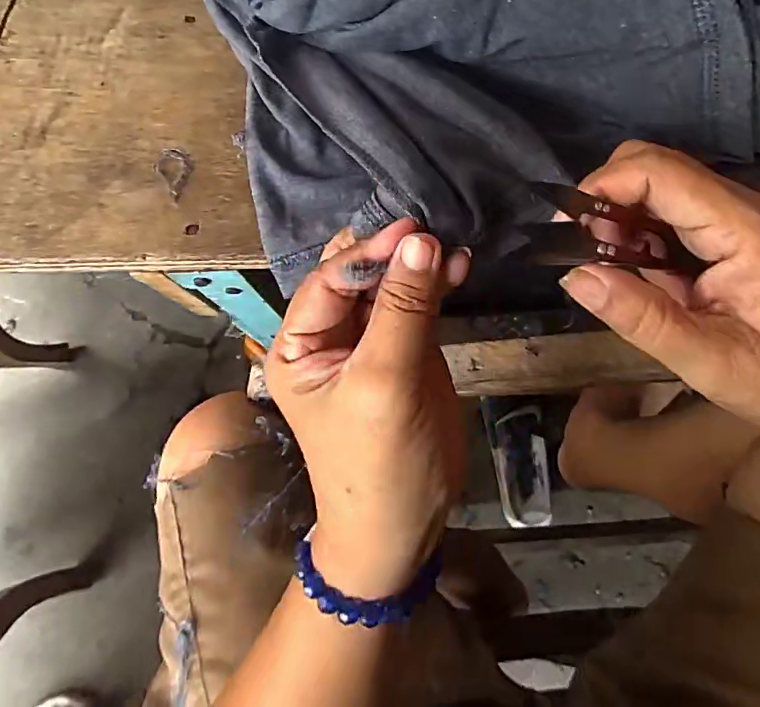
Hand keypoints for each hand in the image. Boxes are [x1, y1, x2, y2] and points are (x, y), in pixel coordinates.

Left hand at [268, 219, 470, 597]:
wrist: (404, 529)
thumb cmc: (376, 463)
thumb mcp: (384, 384)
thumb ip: (403, 310)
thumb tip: (422, 242)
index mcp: (299, 343)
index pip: (330, 281)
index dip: (368, 253)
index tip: (411, 230)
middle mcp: (330, 335)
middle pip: (360, 276)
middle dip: (393, 253)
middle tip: (432, 230)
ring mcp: (370, 341)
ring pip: (392, 286)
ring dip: (420, 266)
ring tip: (453, 249)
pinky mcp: (406, 349)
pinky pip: (419, 306)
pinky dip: (438, 285)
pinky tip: (460, 267)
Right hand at [556, 141, 759, 446]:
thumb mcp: (712, 365)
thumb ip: (643, 319)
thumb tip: (574, 277)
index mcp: (745, 230)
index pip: (660, 172)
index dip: (604, 185)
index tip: (567, 227)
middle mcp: (741, 208)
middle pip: (655, 163)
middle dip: (606, 193)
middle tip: (582, 246)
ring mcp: (736, 216)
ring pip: (658, 180)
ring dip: (618, 210)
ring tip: (601, 259)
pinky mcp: (728, 231)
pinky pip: (668, 206)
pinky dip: (635, 225)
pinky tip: (628, 264)